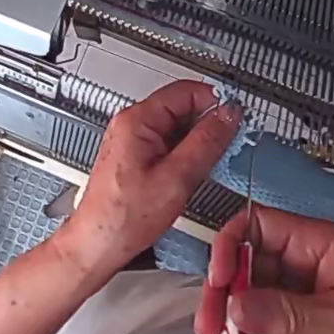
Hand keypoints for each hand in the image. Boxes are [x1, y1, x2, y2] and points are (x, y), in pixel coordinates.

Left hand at [51, 80, 241, 283]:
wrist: (98, 243)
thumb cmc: (123, 217)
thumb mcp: (177, 178)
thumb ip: (207, 142)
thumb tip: (228, 115)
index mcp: (137, 120)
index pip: (186, 90)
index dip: (215, 102)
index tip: (235, 118)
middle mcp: (130, 124)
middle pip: (182, 107)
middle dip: (207, 124)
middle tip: (225, 146)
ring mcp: (132, 140)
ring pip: (177, 127)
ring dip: (197, 142)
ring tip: (204, 167)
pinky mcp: (135, 156)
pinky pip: (167, 143)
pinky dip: (184, 155)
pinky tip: (189, 176)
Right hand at [195, 207, 333, 333]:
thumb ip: (291, 315)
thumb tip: (233, 306)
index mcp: (322, 242)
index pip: (259, 226)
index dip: (230, 250)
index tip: (216, 287)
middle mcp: (310, 260)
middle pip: (250, 265)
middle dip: (224, 296)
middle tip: (207, 333)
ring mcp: (312, 291)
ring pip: (258, 298)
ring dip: (233, 324)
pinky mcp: (316, 320)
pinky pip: (274, 325)